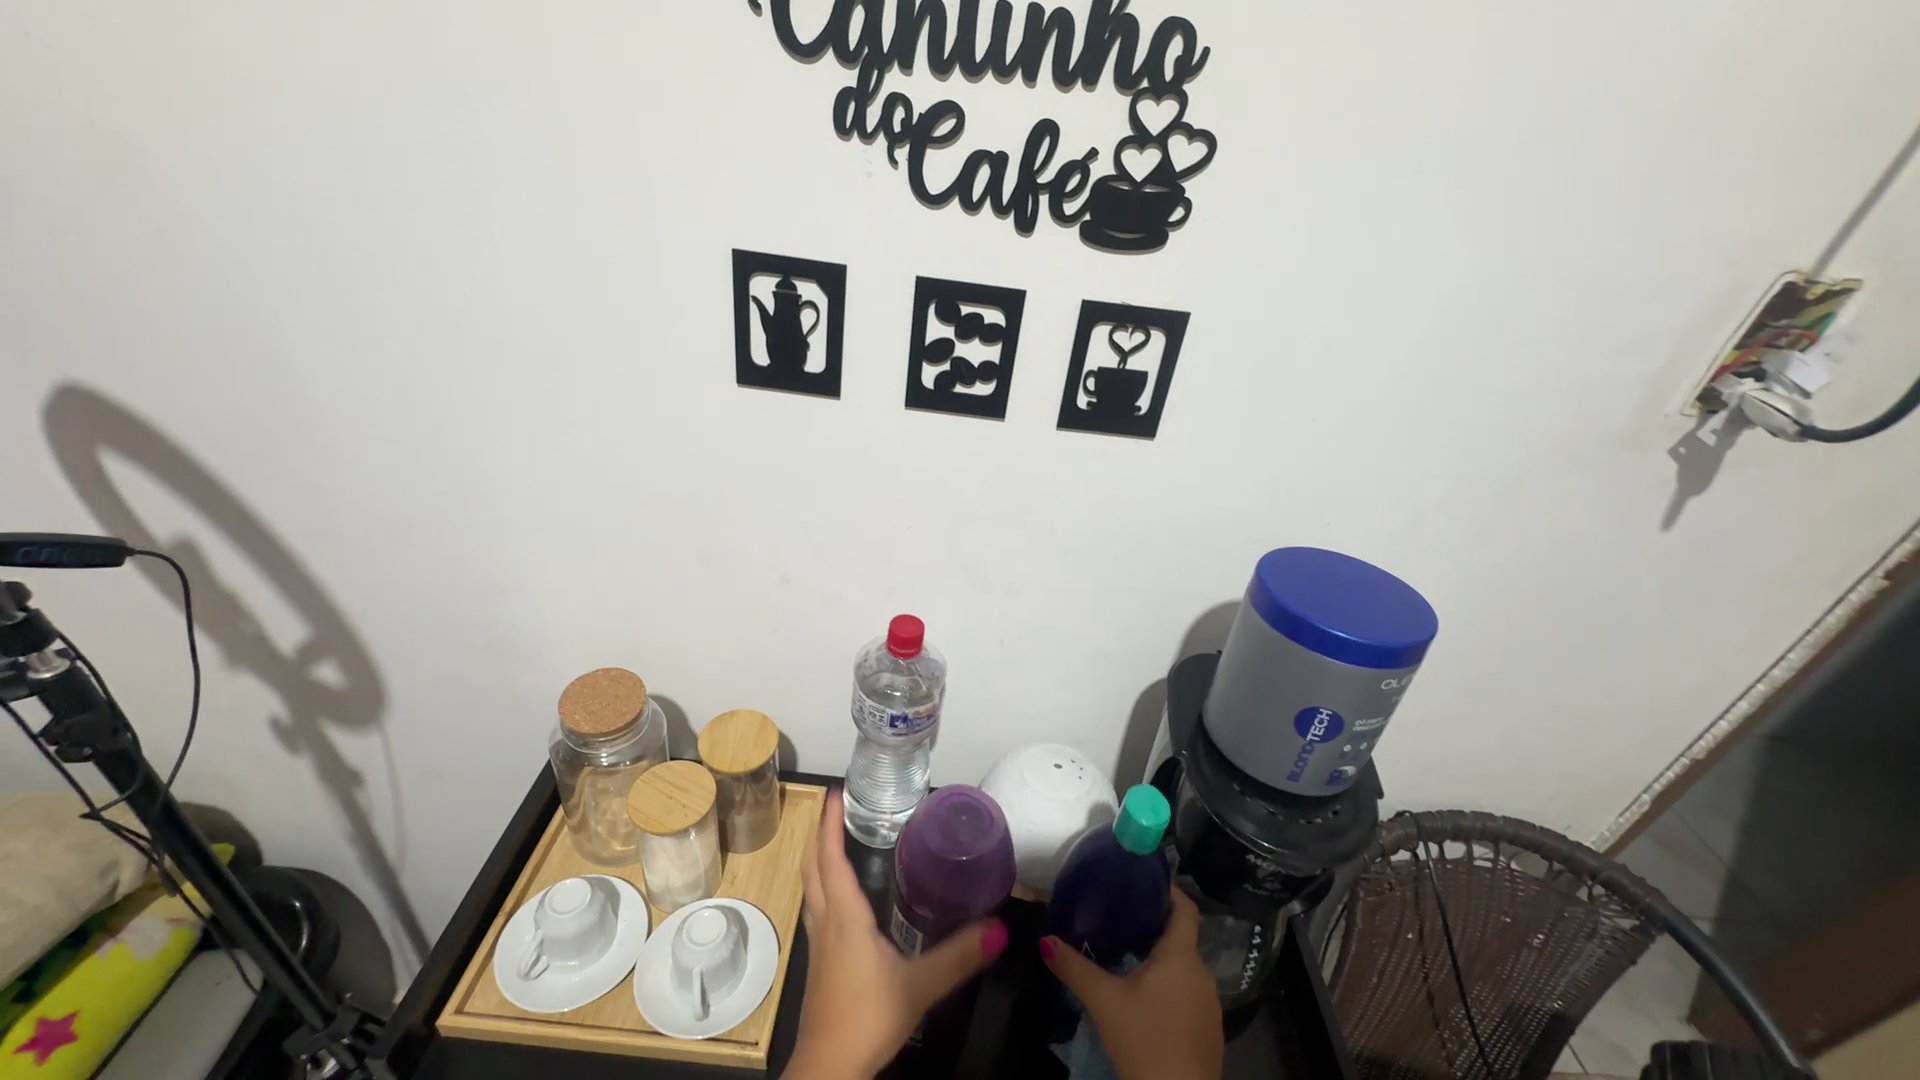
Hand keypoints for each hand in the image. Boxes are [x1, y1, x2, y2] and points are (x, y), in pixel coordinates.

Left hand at [783, 791, 1008, 1078]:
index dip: (828, 825)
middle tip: (833, 808)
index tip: (832, 793)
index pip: (830, 860)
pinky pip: (817, 909)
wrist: (828, 1068)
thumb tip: (1000, 927)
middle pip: (812, 869)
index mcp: (844, 918)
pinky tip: (842, 897)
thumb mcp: (919, 986)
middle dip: (819, 835)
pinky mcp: (820, 964)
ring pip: (811, 889)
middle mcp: (825, 923)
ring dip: (819, 860)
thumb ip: (959, 956)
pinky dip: (824, 886)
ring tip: (835, 840)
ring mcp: (818, 945)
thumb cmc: (867, 1018)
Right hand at [1041, 886, 1222, 1079]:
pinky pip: (1187, 993)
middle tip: (1118, 919)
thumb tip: (1045, 939)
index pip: (1185, 908)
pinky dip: (1167, 986)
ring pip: (1183, 968)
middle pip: (1180, 938)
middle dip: (1152, 927)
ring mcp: (1209, 1004)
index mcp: (1181, 956)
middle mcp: (1202, 973)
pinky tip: (1143, 999)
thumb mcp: (1103, 1001)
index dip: (1168, 890)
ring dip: (1159, 960)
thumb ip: (1074, 967)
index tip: (1142, 881)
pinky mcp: (1208, 1029)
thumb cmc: (1144, 1039)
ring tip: (1125, 957)